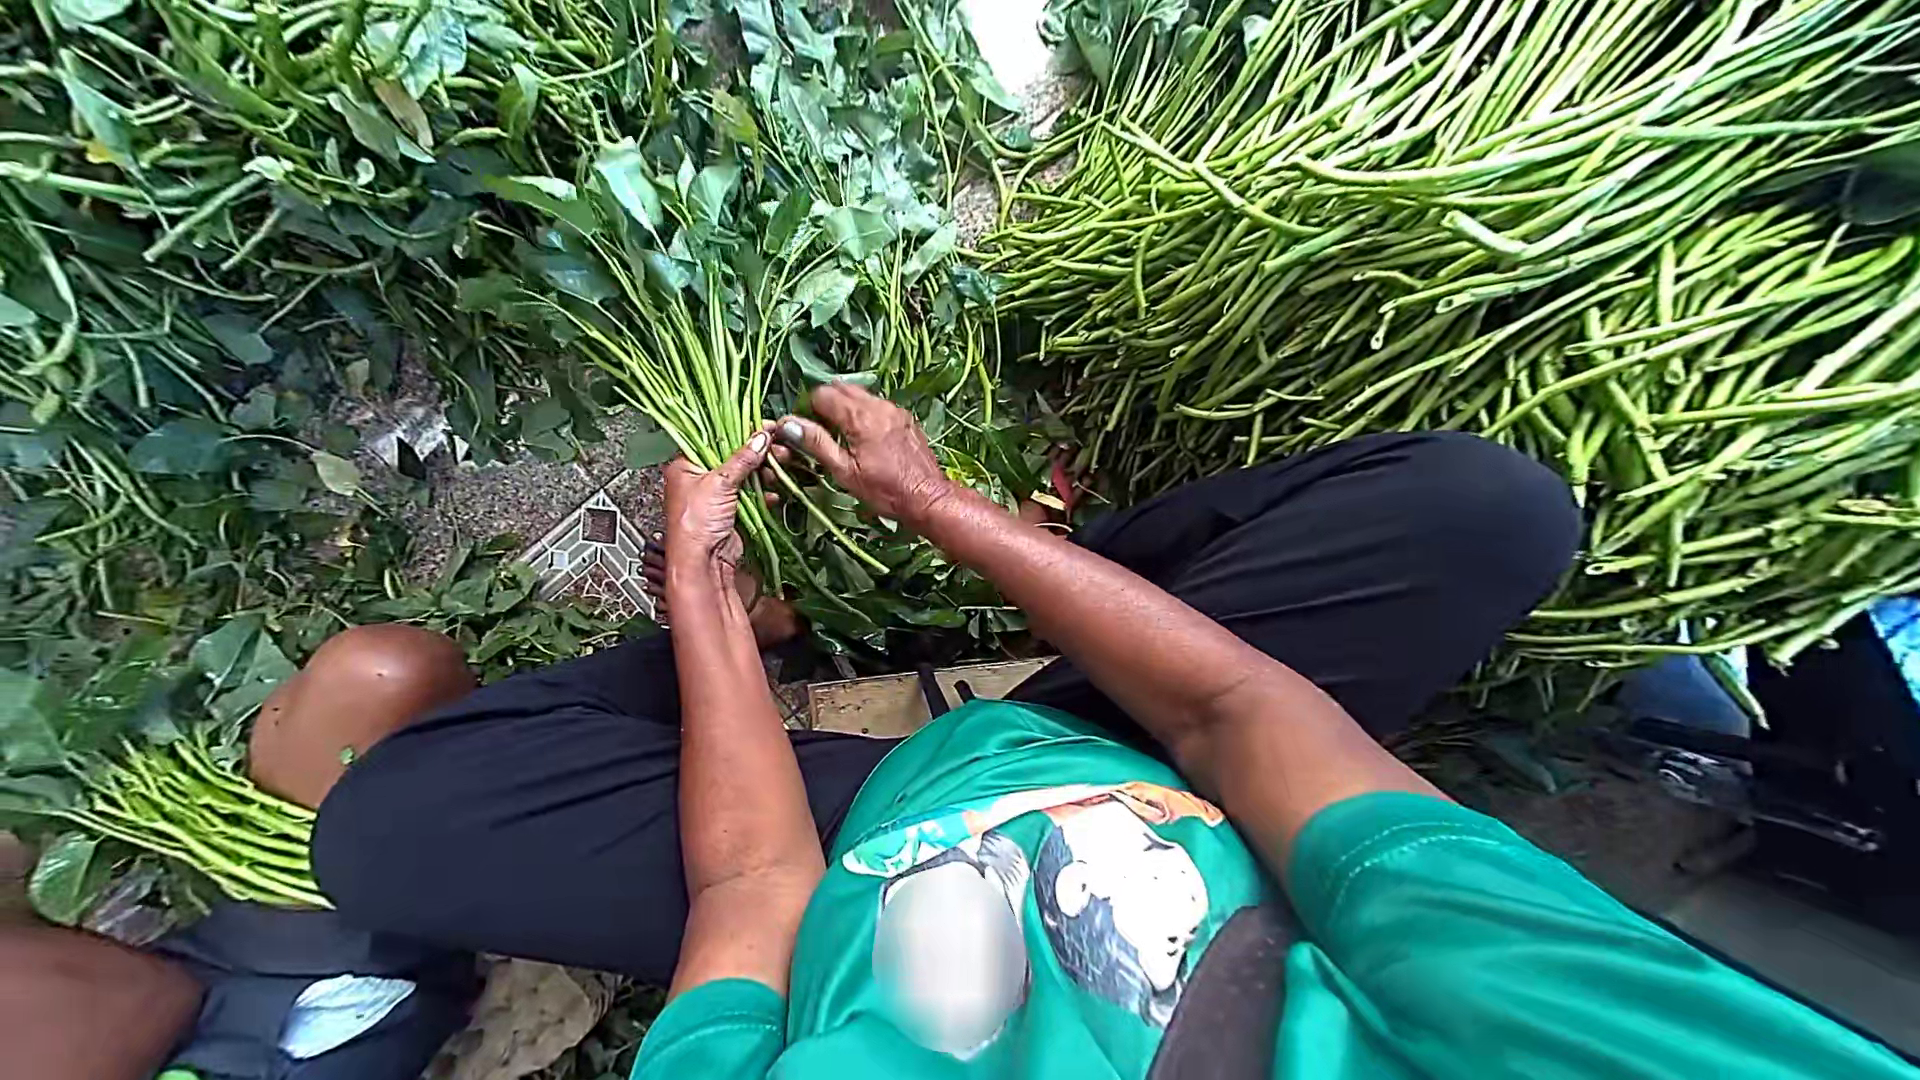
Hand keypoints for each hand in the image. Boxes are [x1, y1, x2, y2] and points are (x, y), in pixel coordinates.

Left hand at [663, 427, 773, 571]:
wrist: (702, 562)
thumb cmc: (695, 522)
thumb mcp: (718, 483)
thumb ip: (742, 459)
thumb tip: (760, 437)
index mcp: (686, 465)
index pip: (715, 438)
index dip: (739, 431)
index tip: (763, 426)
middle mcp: (700, 478)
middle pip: (734, 456)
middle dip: (758, 453)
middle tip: (778, 447)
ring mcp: (717, 495)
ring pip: (746, 476)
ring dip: (764, 472)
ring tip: (779, 467)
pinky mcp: (733, 511)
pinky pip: (752, 496)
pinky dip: (764, 493)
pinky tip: (774, 491)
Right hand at [776, 382, 956, 527]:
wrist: (927, 497)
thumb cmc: (885, 491)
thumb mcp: (845, 472)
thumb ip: (817, 444)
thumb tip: (789, 424)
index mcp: (859, 417)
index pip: (822, 394)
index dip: (808, 409)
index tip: (806, 429)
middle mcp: (878, 406)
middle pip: (841, 388)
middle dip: (826, 404)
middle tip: (822, 431)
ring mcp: (895, 410)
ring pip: (861, 395)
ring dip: (846, 407)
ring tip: (843, 436)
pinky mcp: (905, 418)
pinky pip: (878, 405)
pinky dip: (865, 413)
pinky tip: (866, 438)